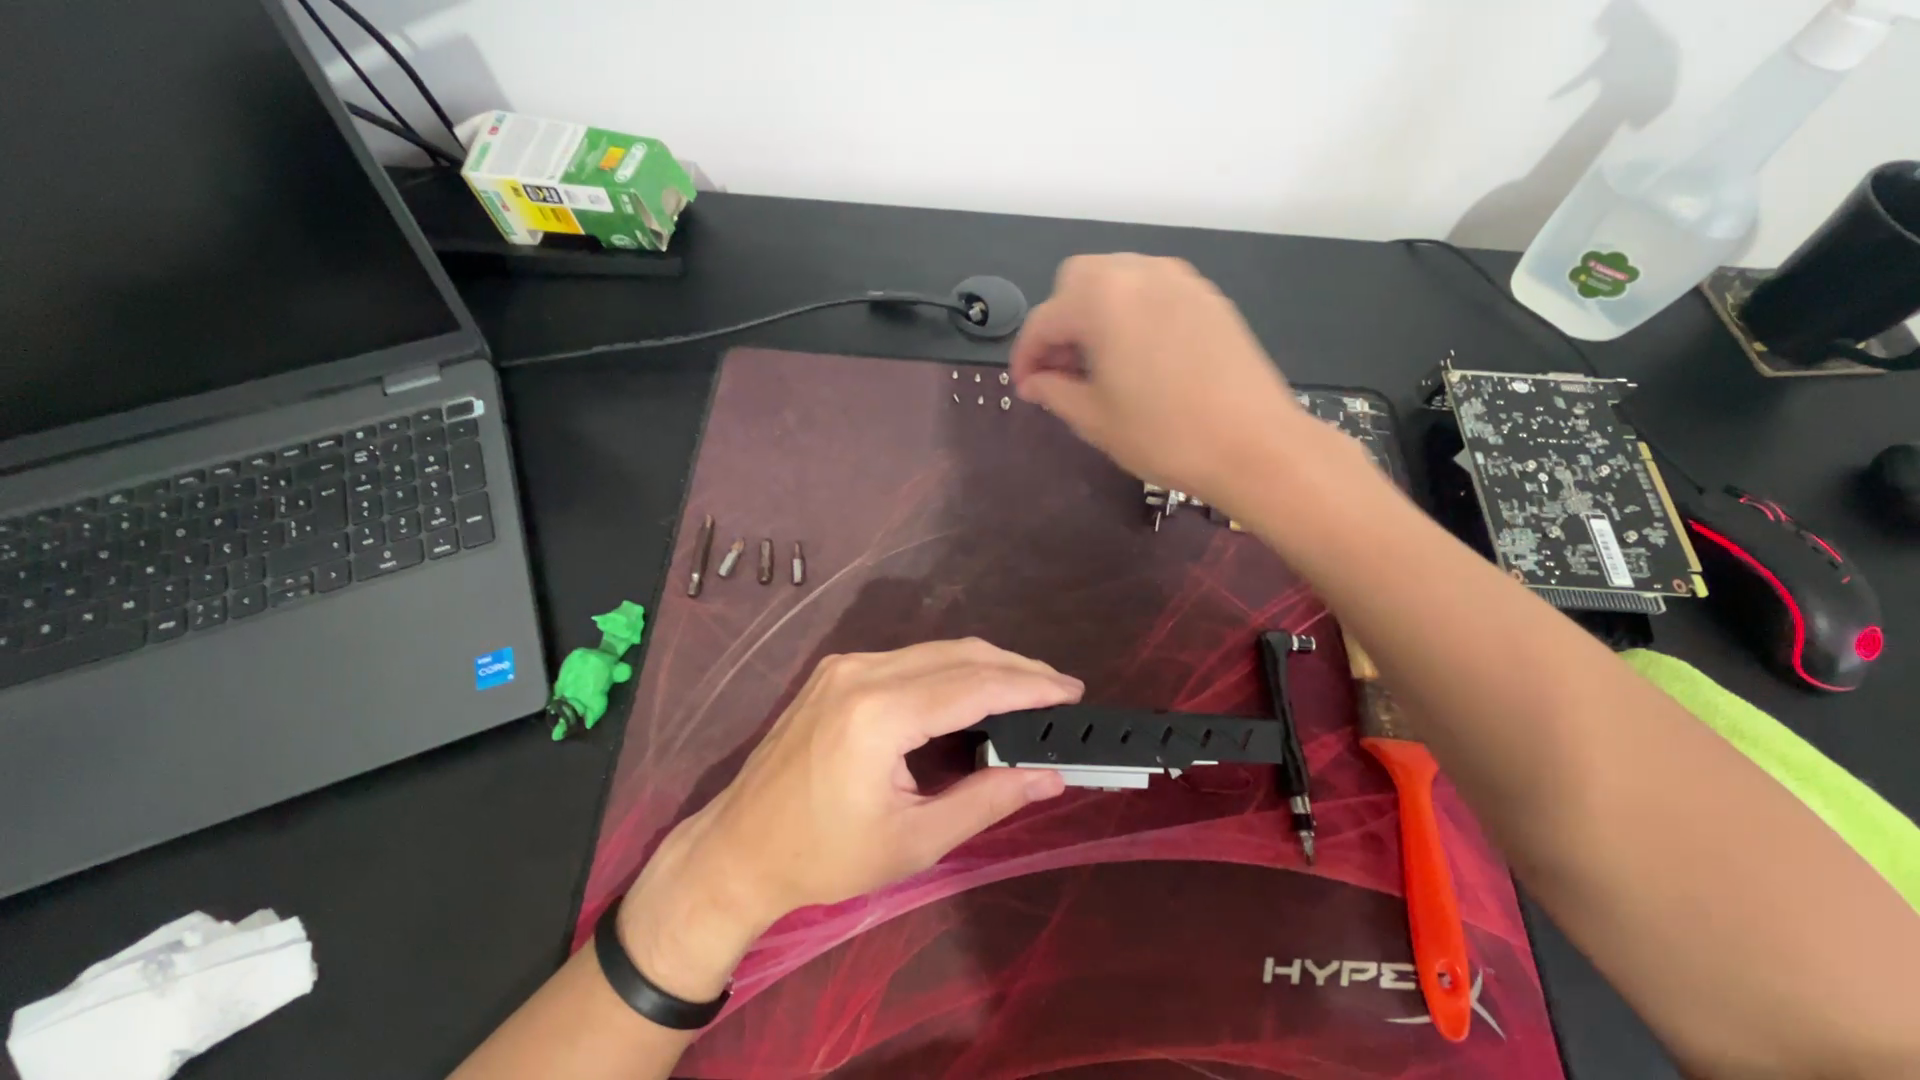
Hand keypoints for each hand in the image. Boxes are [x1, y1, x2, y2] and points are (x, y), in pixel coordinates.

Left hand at [616, 640, 1079, 1000]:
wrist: (738, 849)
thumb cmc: (824, 856)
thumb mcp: (914, 841)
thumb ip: (986, 801)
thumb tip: (1048, 776)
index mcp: (879, 714)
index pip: (974, 685)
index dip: (1029, 687)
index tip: (1072, 692)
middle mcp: (861, 673)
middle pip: (958, 655)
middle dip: (1015, 670)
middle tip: (1059, 693)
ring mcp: (844, 667)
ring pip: (934, 651)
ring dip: (985, 666)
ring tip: (1028, 692)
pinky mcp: (836, 673)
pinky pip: (908, 658)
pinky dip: (950, 670)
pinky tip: (973, 692)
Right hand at [1010, 254, 1310, 510]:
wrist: (1256, 445)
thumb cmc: (1164, 435)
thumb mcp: (1095, 419)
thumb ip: (1055, 391)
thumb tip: (1036, 382)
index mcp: (1101, 298)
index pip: (1044, 320)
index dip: (1026, 356)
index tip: (1024, 388)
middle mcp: (1139, 273)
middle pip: (1078, 281)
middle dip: (1061, 322)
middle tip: (1062, 370)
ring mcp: (1180, 280)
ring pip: (1118, 280)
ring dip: (1096, 313)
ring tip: (1100, 364)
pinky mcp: (1209, 298)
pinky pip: (1154, 292)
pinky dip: (1133, 314)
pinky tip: (1140, 358)